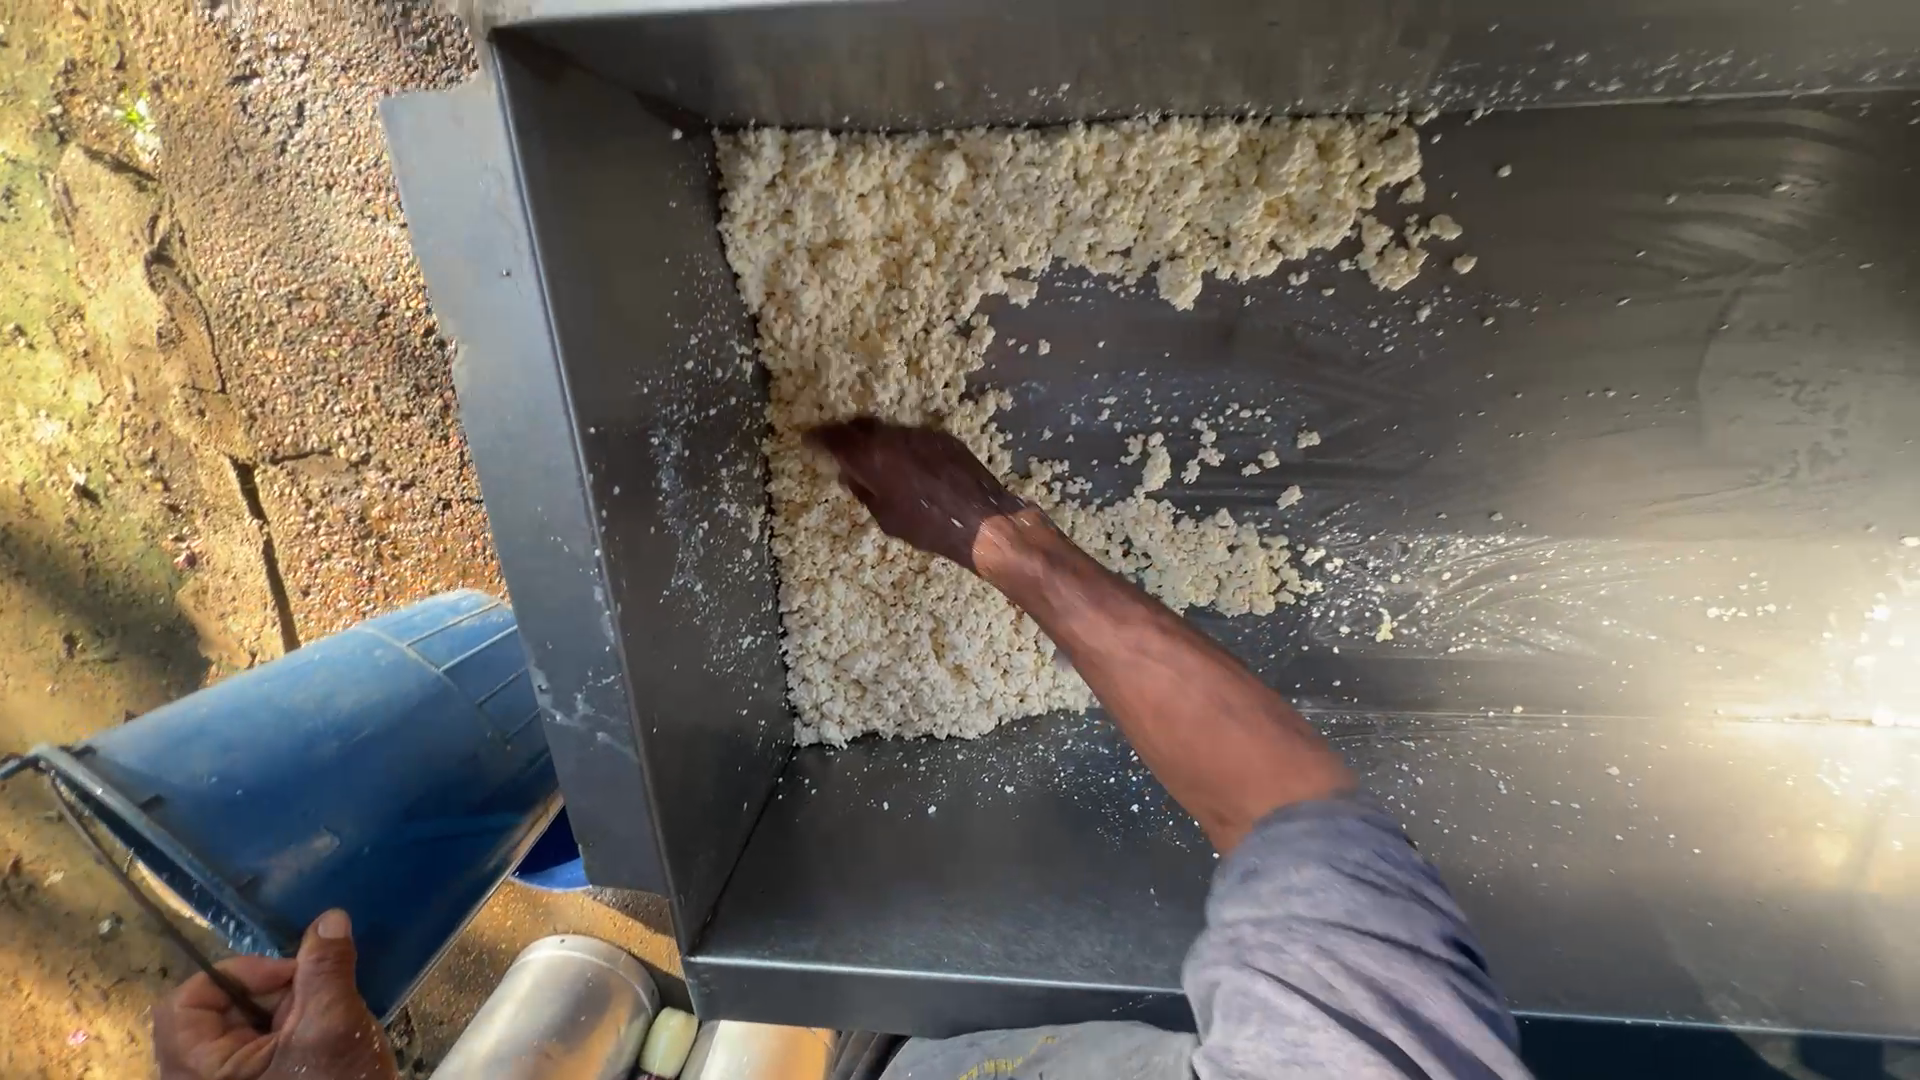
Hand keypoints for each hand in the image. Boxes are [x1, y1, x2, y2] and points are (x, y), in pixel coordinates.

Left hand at [155, 909, 396, 1079]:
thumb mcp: (334, 1026)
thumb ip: (326, 970)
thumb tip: (329, 919)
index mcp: (196, 1071)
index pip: (186, 1001)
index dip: (240, 974)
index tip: (294, 974)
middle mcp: (197, 1077)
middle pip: (219, 1006)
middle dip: (278, 989)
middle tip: (319, 997)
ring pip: (247, 1019)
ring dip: (293, 1005)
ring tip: (326, 1019)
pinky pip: (262, 1038)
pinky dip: (296, 1022)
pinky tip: (325, 1034)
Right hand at [806, 417, 1028, 569]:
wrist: (983, 522)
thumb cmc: (929, 528)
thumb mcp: (886, 518)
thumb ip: (864, 491)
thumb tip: (850, 476)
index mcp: (872, 457)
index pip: (835, 439)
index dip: (818, 439)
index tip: (809, 440)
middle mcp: (894, 436)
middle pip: (861, 426)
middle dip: (846, 435)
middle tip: (838, 447)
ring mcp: (921, 433)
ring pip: (888, 430)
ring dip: (876, 440)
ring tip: (874, 459)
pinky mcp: (944, 436)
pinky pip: (913, 437)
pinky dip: (903, 446)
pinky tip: (907, 464)